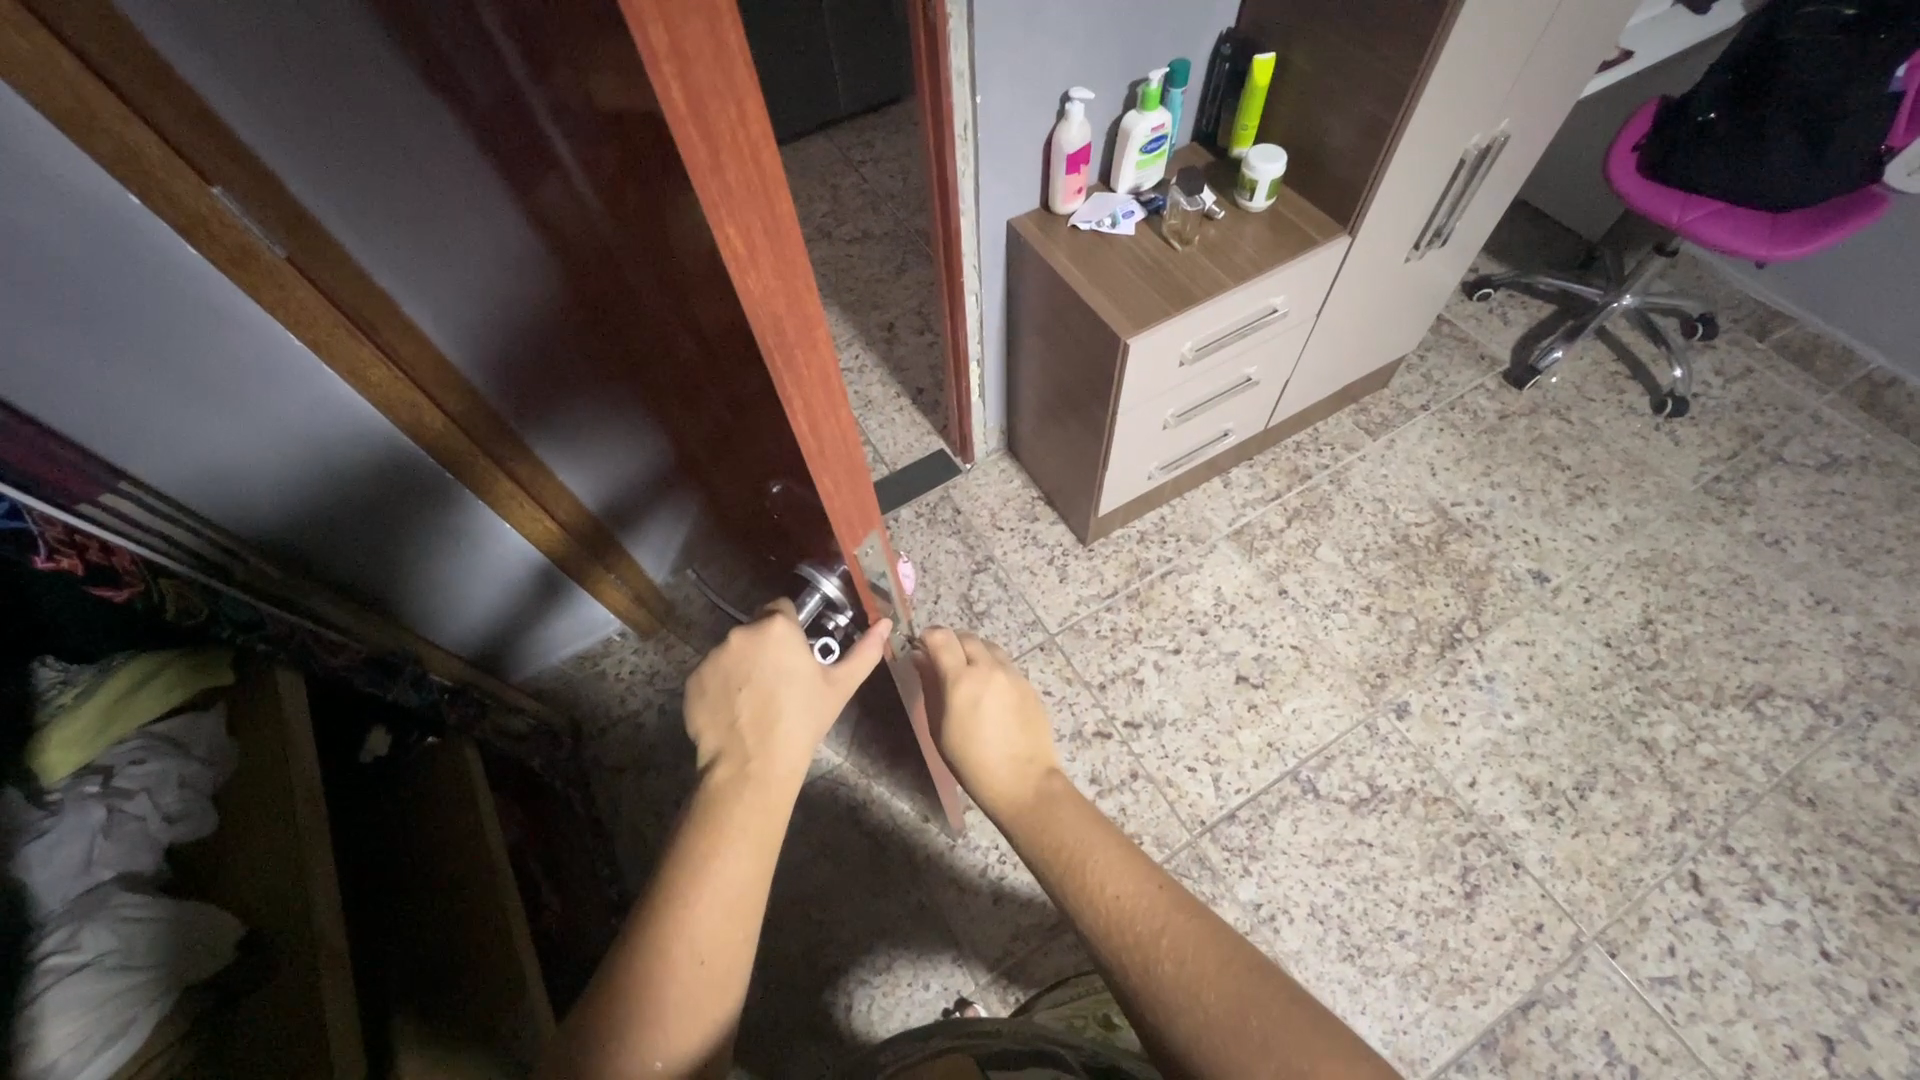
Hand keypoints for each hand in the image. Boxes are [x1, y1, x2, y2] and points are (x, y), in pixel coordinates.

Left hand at [683, 599, 890, 790]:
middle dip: (766, 648)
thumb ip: (865, 651)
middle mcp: (740, 633)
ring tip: (756, 701)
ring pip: (732, 652)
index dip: (791, 631)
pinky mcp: (693, 679)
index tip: (797, 656)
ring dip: (743, 666)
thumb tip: (886, 623)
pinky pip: (711, 675)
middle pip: (756, 630)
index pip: (782, 609)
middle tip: (779, 682)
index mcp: (777, 627)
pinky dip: (721, 687)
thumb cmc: (803, 721)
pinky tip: (735, 711)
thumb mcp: (840, 686)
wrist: (753, 765)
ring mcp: (712, 656)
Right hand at [913, 628, 1063, 820]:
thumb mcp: (938, 727)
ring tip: (968, 675)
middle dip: (951, 643)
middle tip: (943, 662)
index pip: (941, 637)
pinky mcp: (1028, 684)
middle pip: (966, 637)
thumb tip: (920, 658)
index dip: (927, 636)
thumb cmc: (971, 762)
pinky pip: (1006, 664)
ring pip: (989, 646)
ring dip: (974, 652)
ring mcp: (1013, 674)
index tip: (921, 646)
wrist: (1023, 781)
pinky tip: (990, 692)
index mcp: (961, 679)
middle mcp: (989, 668)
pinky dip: (992, 667)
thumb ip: (929, 686)